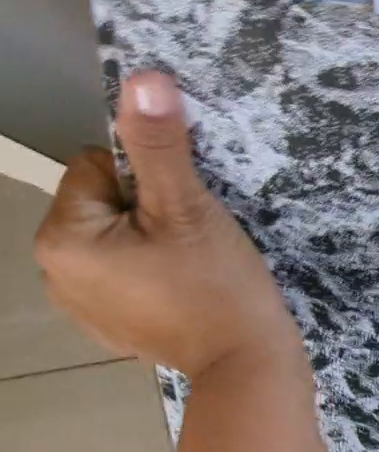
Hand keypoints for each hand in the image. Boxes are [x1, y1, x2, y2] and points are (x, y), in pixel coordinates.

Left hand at [34, 71, 303, 377]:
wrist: (252, 373)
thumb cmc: (223, 292)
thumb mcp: (195, 214)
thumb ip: (161, 148)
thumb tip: (145, 78)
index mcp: (63, 237)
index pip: (98, 173)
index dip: (155, 188)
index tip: (194, 222)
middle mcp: (52, 272)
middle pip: (106, 214)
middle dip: (152, 223)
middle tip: (202, 253)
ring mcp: (82, 309)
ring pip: (119, 252)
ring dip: (154, 255)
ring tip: (199, 280)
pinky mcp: (113, 334)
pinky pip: (127, 289)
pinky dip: (157, 290)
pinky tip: (189, 305)